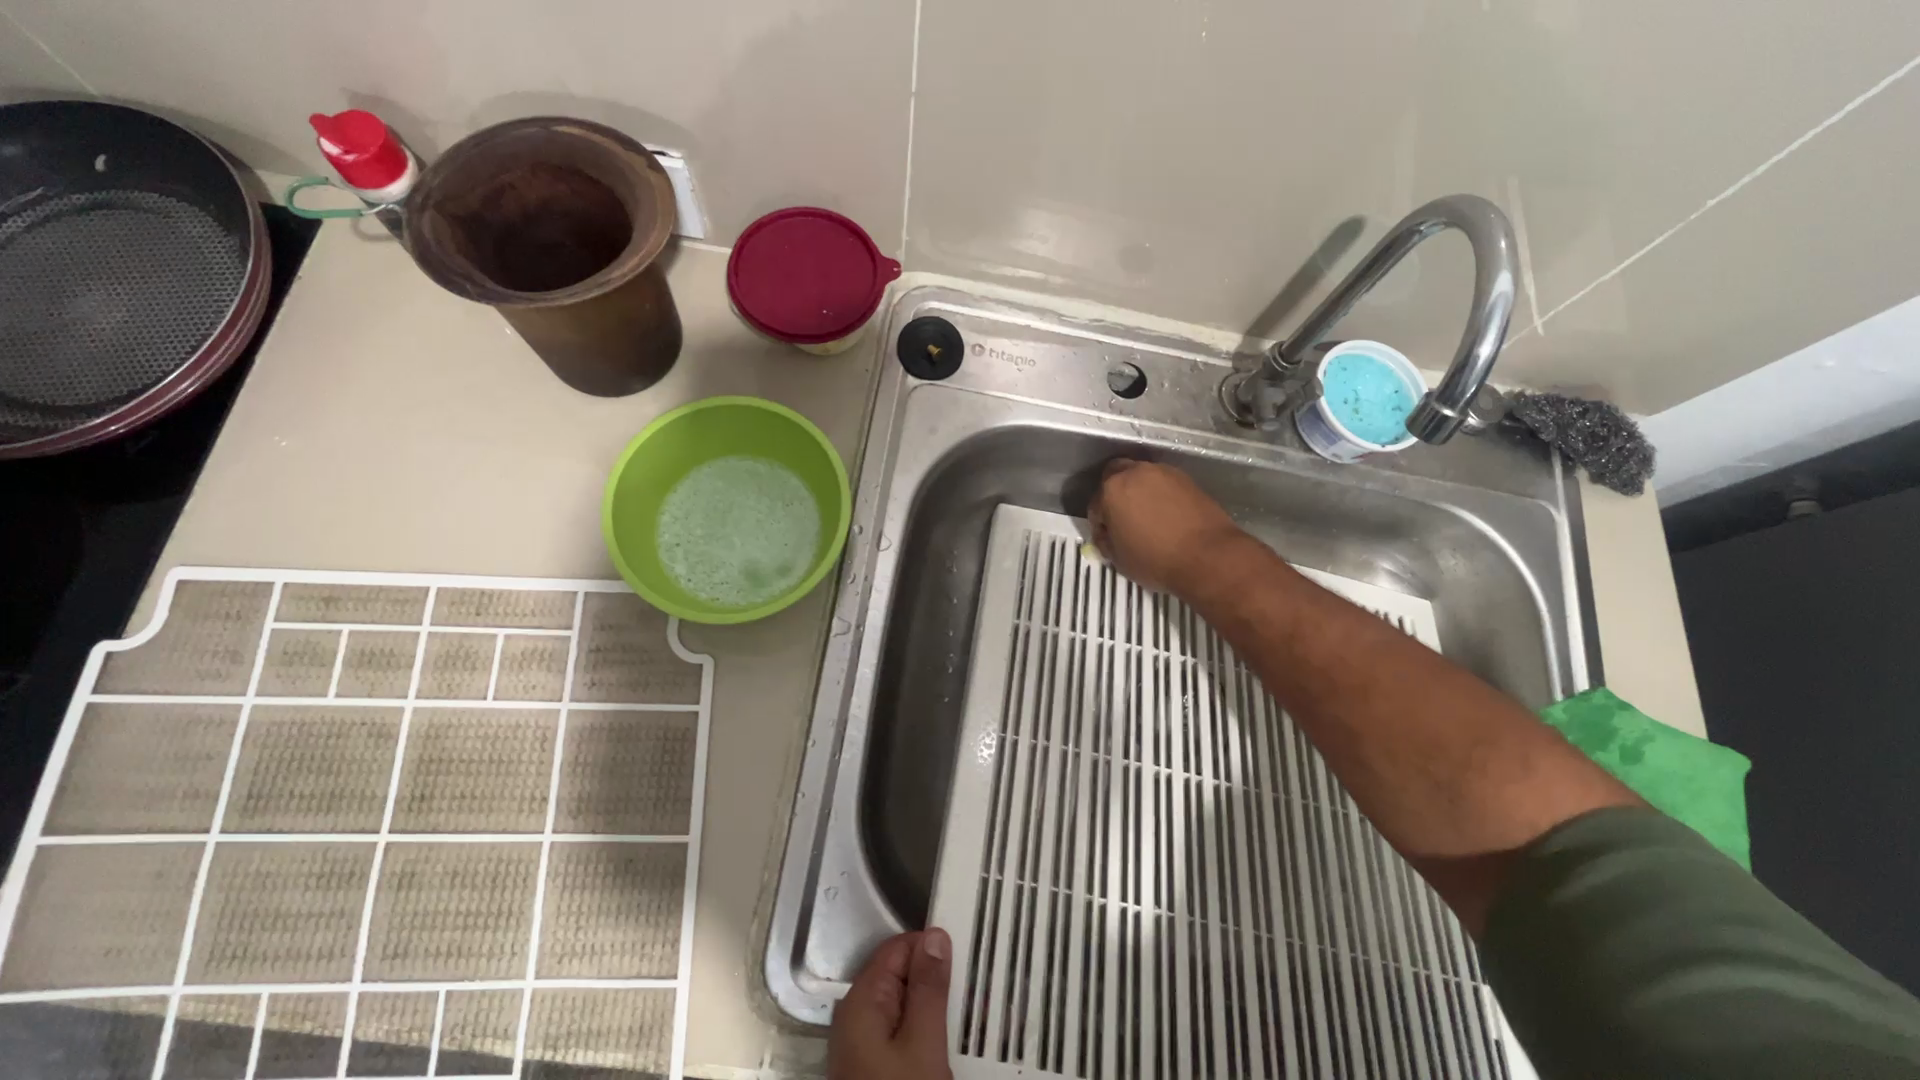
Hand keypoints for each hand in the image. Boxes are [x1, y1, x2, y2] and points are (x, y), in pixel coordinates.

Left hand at [828, 929, 952, 1079]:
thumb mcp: (922, 1043)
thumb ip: (928, 988)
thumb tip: (934, 935)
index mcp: (861, 998)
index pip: (899, 948)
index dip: (932, 950)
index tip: (966, 961)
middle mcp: (855, 1012)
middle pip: (900, 975)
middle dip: (934, 982)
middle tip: (970, 994)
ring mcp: (860, 1039)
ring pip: (903, 1005)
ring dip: (931, 1009)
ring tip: (963, 1019)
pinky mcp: (869, 1060)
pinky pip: (899, 1030)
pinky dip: (922, 1032)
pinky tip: (943, 1045)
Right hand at [1087, 459, 1246, 594]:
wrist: (1209, 556)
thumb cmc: (1156, 560)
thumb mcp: (1118, 560)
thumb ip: (1106, 541)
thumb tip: (1107, 534)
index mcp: (1112, 490)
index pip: (1095, 504)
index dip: (1099, 524)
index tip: (1107, 538)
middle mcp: (1136, 473)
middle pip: (1117, 476)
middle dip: (1116, 494)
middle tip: (1123, 518)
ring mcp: (1165, 473)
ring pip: (1143, 477)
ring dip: (1140, 492)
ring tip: (1148, 517)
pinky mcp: (1188, 479)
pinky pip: (1165, 484)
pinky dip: (1162, 495)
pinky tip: (1168, 516)